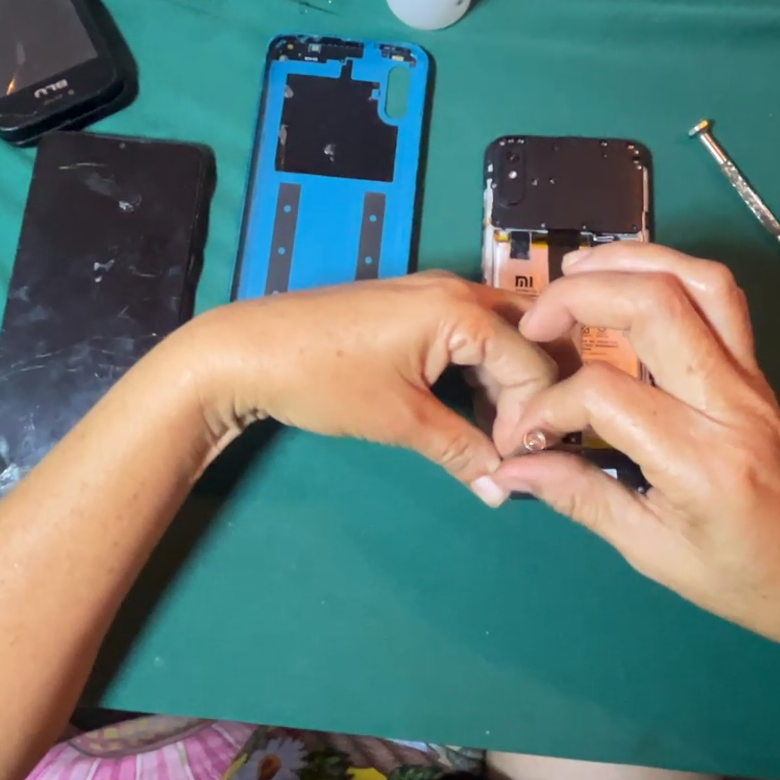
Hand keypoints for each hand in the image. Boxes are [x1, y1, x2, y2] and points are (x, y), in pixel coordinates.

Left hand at [168, 274, 556, 505]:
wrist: (247, 351)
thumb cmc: (325, 379)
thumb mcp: (400, 420)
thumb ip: (461, 451)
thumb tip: (503, 490)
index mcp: (461, 308)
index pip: (531, 363)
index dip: (533, 416)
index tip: (514, 460)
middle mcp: (455, 289)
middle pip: (525, 337)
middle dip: (532, 389)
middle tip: (523, 439)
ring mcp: (431, 293)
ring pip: (497, 334)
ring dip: (506, 381)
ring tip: (498, 431)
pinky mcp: (411, 307)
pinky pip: (467, 332)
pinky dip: (479, 368)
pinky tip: (470, 405)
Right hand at [489, 243, 779, 669]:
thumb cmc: (743, 578)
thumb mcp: (651, 552)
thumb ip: (579, 498)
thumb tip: (510, 467)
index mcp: (700, 462)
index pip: (604, 394)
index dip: (548, 404)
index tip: (525, 432)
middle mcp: (729, 404)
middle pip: (654, 306)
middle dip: (579, 297)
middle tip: (535, 322)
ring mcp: (750, 378)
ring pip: (696, 282)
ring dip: (629, 261)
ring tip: (575, 269)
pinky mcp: (756, 369)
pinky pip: (719, 296)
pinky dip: (668, 270)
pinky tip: (629, 280)